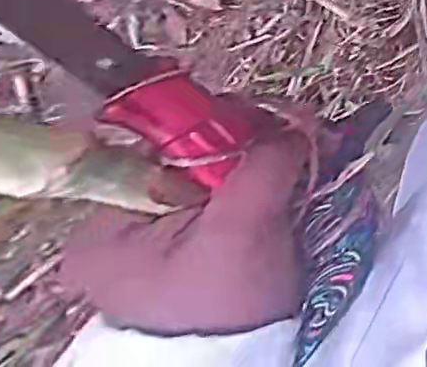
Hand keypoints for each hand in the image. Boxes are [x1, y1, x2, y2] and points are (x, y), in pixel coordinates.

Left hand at [60, 134, 307, 335]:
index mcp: (113, 221)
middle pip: (206, 145)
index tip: (272, 128)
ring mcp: (172, 227)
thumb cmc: (222, 307)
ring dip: (278, 153)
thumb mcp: (241, 228)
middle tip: (302, 142)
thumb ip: (265, 160)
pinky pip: (246, 181)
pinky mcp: (208, 234)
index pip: (169, 139)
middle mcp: (134, 218)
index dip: (225, 123)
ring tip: (313, 156)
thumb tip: (299, 120)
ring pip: (232, 160)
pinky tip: (305, 172)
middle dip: (262, 138)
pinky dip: (280, 172)